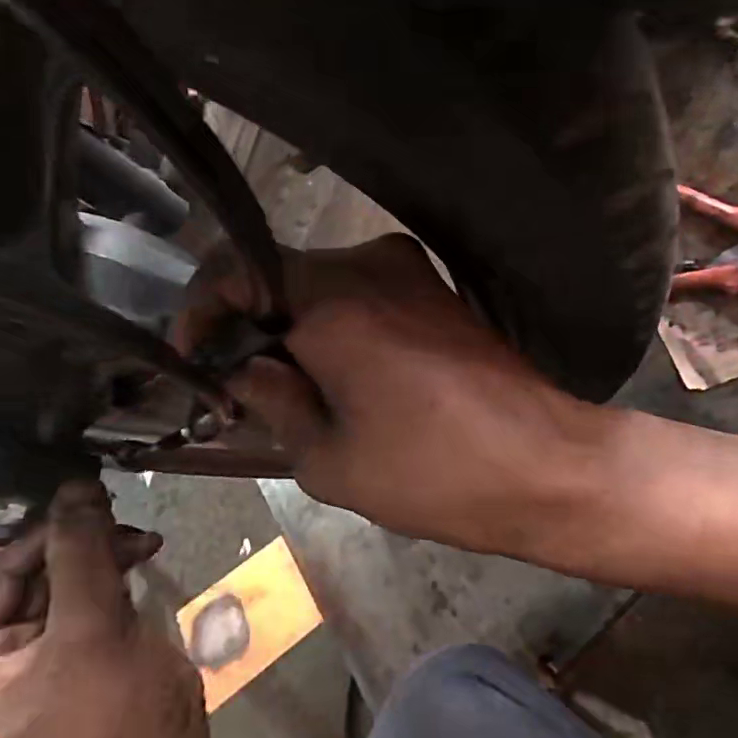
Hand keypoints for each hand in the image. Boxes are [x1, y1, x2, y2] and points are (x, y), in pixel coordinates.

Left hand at [0, 481, 216, 737]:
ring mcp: (30, 642)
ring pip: (64, 566)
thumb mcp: (91, 623)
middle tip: (125, 522)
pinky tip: (144, 552)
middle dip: (85, 541)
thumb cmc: (115, 701)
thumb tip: (76, 482)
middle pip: (34, 565)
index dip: (48, 532)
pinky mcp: (71, 634)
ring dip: (106, 548)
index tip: (96, 495)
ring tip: (143, 542)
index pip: (0, 570)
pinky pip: (85, 580)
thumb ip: (79, 550)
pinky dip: (114, 562)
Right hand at [177, 235, 611, 557]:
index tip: (194, 356)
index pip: (236, 271)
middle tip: (237, 383)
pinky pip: (362, 293)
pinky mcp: (435, 288)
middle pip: (278, 275)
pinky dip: (335, 324)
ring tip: (287, 388)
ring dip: (294, 326)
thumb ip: (272, 400)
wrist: (544, 462)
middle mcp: (371, 264)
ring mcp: (410, 270)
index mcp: (334, 300)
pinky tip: (338, 374)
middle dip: (249, 325)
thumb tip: (243, 368)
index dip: (201, 311)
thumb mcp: (330, 458)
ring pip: (321, 285)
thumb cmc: (434, 472)